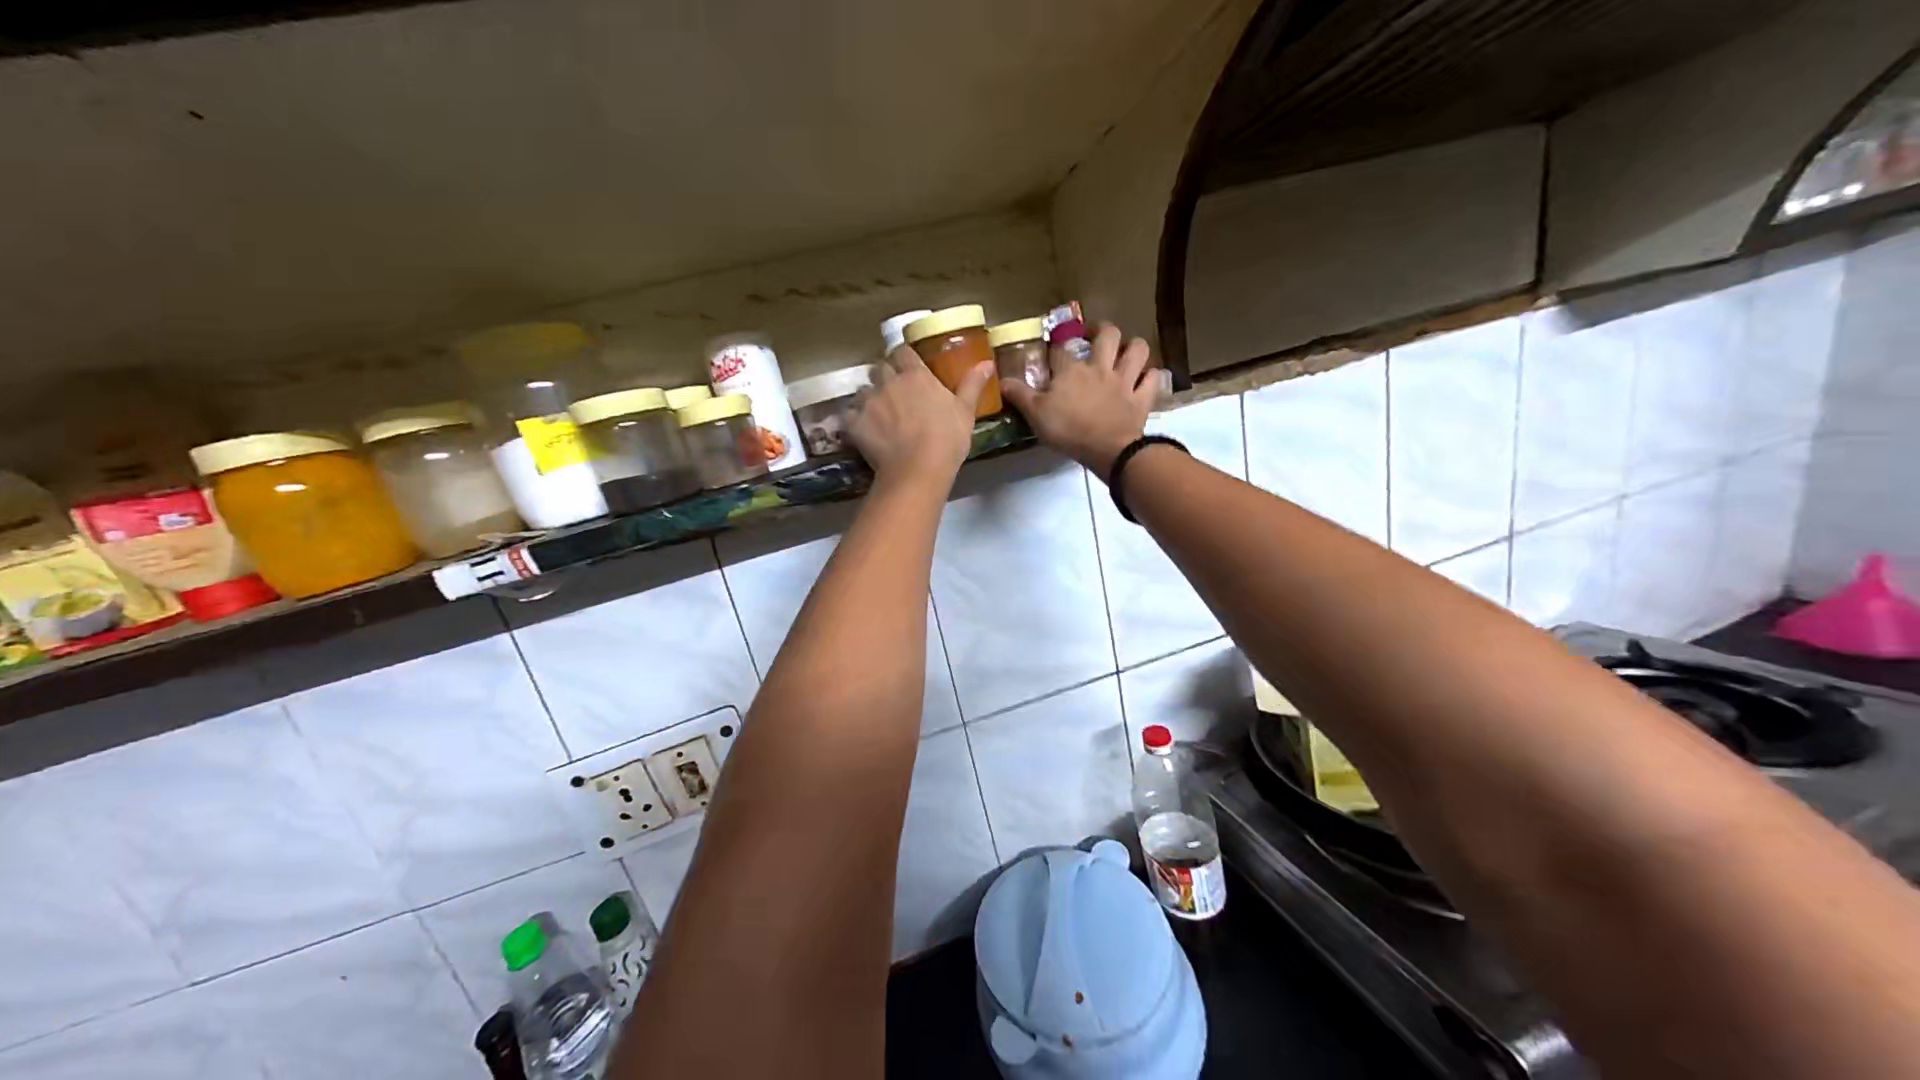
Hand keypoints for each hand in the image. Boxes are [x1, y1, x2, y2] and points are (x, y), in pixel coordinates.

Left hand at [849, 344, 992, 482]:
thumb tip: (987, 363)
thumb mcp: (966, 411)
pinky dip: (857, 420)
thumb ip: (973, 384)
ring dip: (870, 397)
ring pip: (863, 390)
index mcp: (915, 375)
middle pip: (880, 368)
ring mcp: (869, 401)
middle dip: (885, 376)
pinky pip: (850, 414)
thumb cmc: (947, 439)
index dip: (903, 358)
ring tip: (880, 414)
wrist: (917, 469)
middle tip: (895, 393)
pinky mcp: (854, 422)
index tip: (908, 368)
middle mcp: (888, 382)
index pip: (902, 352)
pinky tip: (866, 430)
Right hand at [999, 323, 1153, 475]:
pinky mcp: (1142, 398)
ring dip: (1134, 347)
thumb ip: (1020, 395)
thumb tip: (1002, 380)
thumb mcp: (1036, 414)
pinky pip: (1153, 379)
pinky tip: (1145, 378)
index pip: (1061, 349)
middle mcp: (1100, 367)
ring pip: (1137, 351)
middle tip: (1097, 336)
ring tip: (1127, 351)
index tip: (1051, 351)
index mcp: (1071, 370)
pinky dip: (1151, 376)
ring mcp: (1125, 381)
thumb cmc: (1068, 430)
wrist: (1107, 449)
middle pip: (1108, 335)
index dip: (1055, 347)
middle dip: (1103, 330)